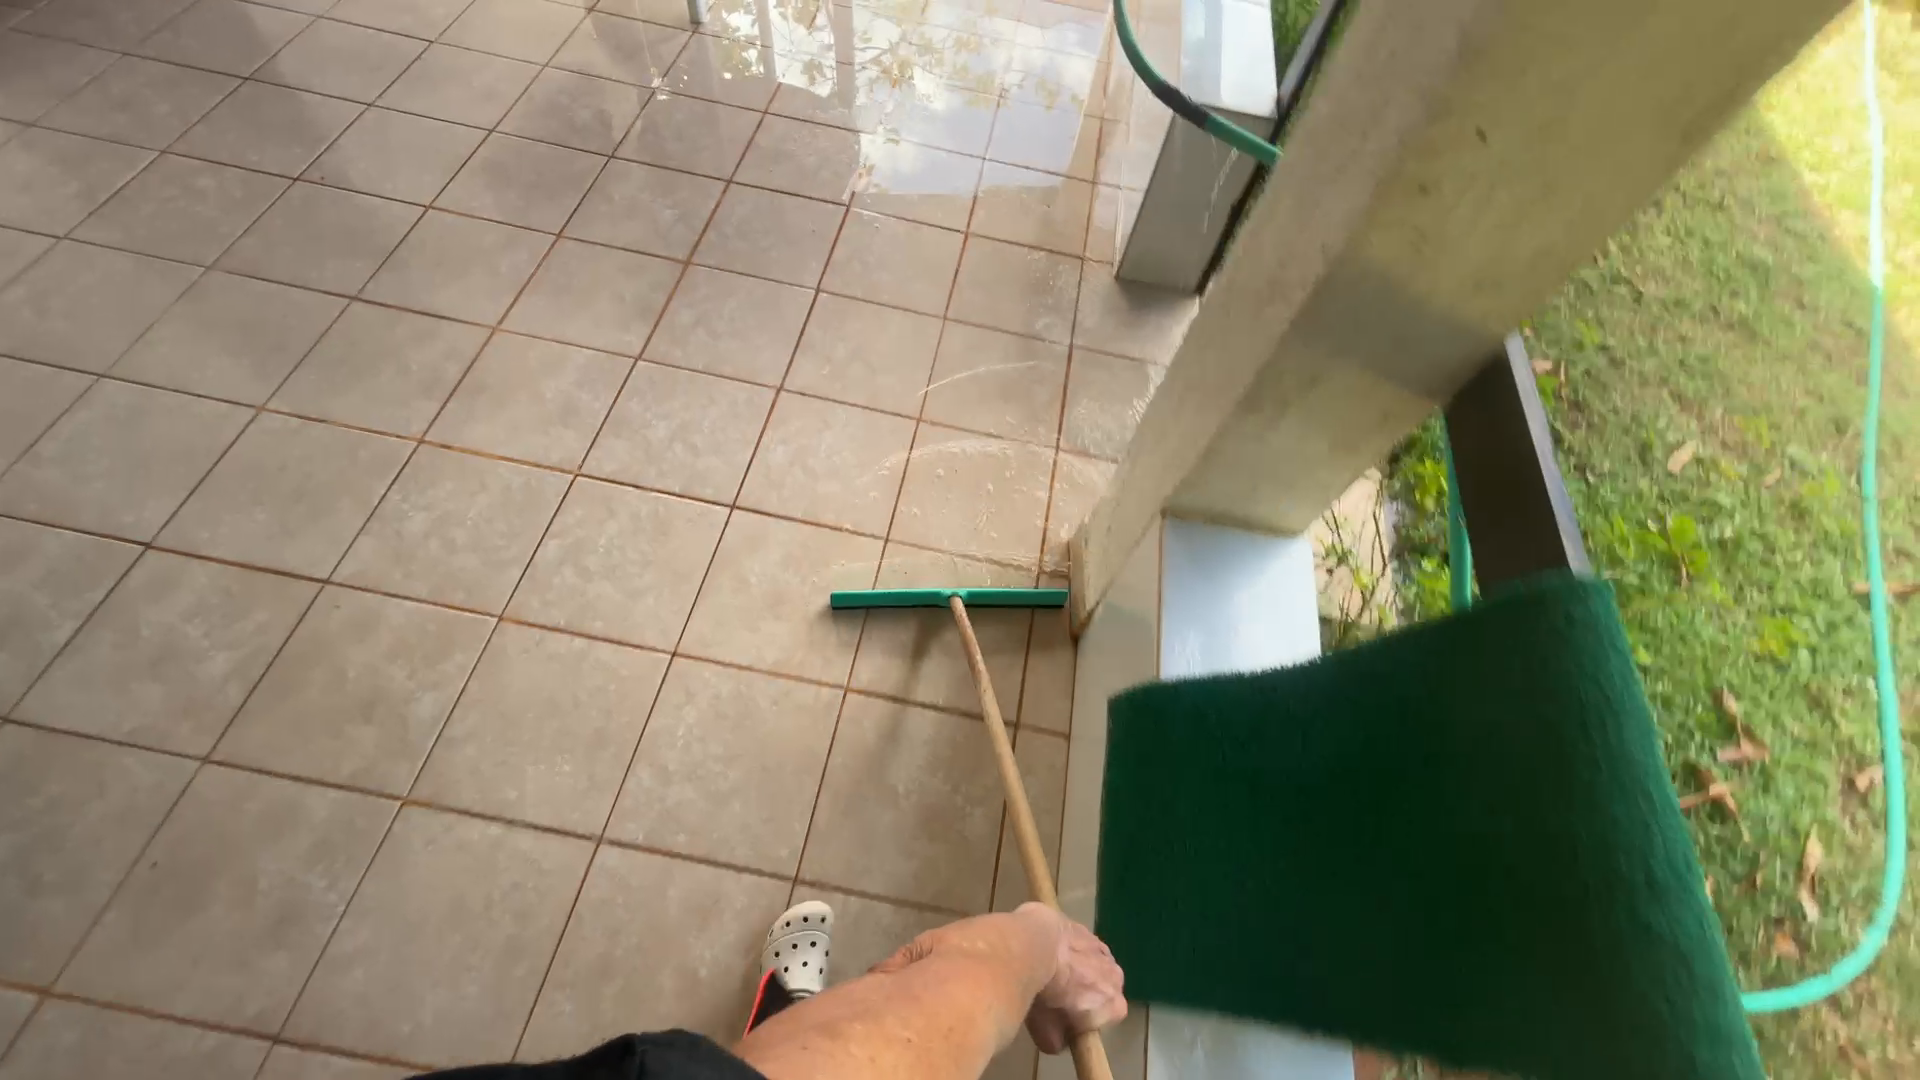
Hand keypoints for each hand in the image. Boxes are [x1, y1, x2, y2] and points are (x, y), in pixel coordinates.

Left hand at [1015, 903, 1126, 1052]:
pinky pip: (1077, 941)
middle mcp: (1115, 975)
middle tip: (1055, 995)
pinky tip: (1045, 949)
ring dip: (1076, 966)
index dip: (1084, 1019)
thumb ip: (1058, 1040)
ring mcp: (1100, 946)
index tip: (1063, 1018)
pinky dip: (1065, 946)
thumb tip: (1055, 1037)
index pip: (1106, 1018)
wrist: (1034, 945)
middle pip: (1101, 987)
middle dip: (1084, 990)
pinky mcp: (1082, 925)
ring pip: (1091, 962)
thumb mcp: (1047, 1036)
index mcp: (1114, 1005)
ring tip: (1048, 969)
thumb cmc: (1046, 995)